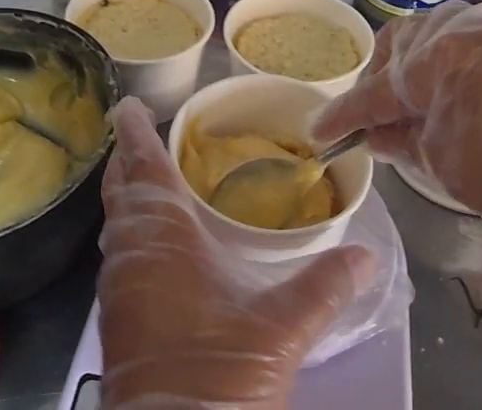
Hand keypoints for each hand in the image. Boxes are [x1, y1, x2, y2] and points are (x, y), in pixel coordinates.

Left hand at [97, 98, 374, 408]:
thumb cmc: (221, 374)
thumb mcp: (283, 329)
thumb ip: (325, 285)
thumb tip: (365, 254)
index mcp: (164, 241)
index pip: (144, 171)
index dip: (135, 134)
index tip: (128, 105)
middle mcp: (131, 256)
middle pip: (120, 193)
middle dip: (128, 161)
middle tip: (140, 137)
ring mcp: (118, 291)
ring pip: (116, 226)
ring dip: (127, 197)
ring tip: (147, 181)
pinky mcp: (118, 322)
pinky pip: (118, 255)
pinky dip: (130, 232)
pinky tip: (154, 245)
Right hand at [312, 0, 481, 248]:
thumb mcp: (455, 170)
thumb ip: (406, 143)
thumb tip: (378, 133)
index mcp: (437, 53)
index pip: (375, 87)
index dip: (343, 115)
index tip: (319, 134)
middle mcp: (466, 24)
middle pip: (402, 44)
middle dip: (381, 79)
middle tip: (373, 119)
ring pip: (438, 36)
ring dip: (418, 68)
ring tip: (416, 108)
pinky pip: (473, 42)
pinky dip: (454, 66)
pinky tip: (460, 97)